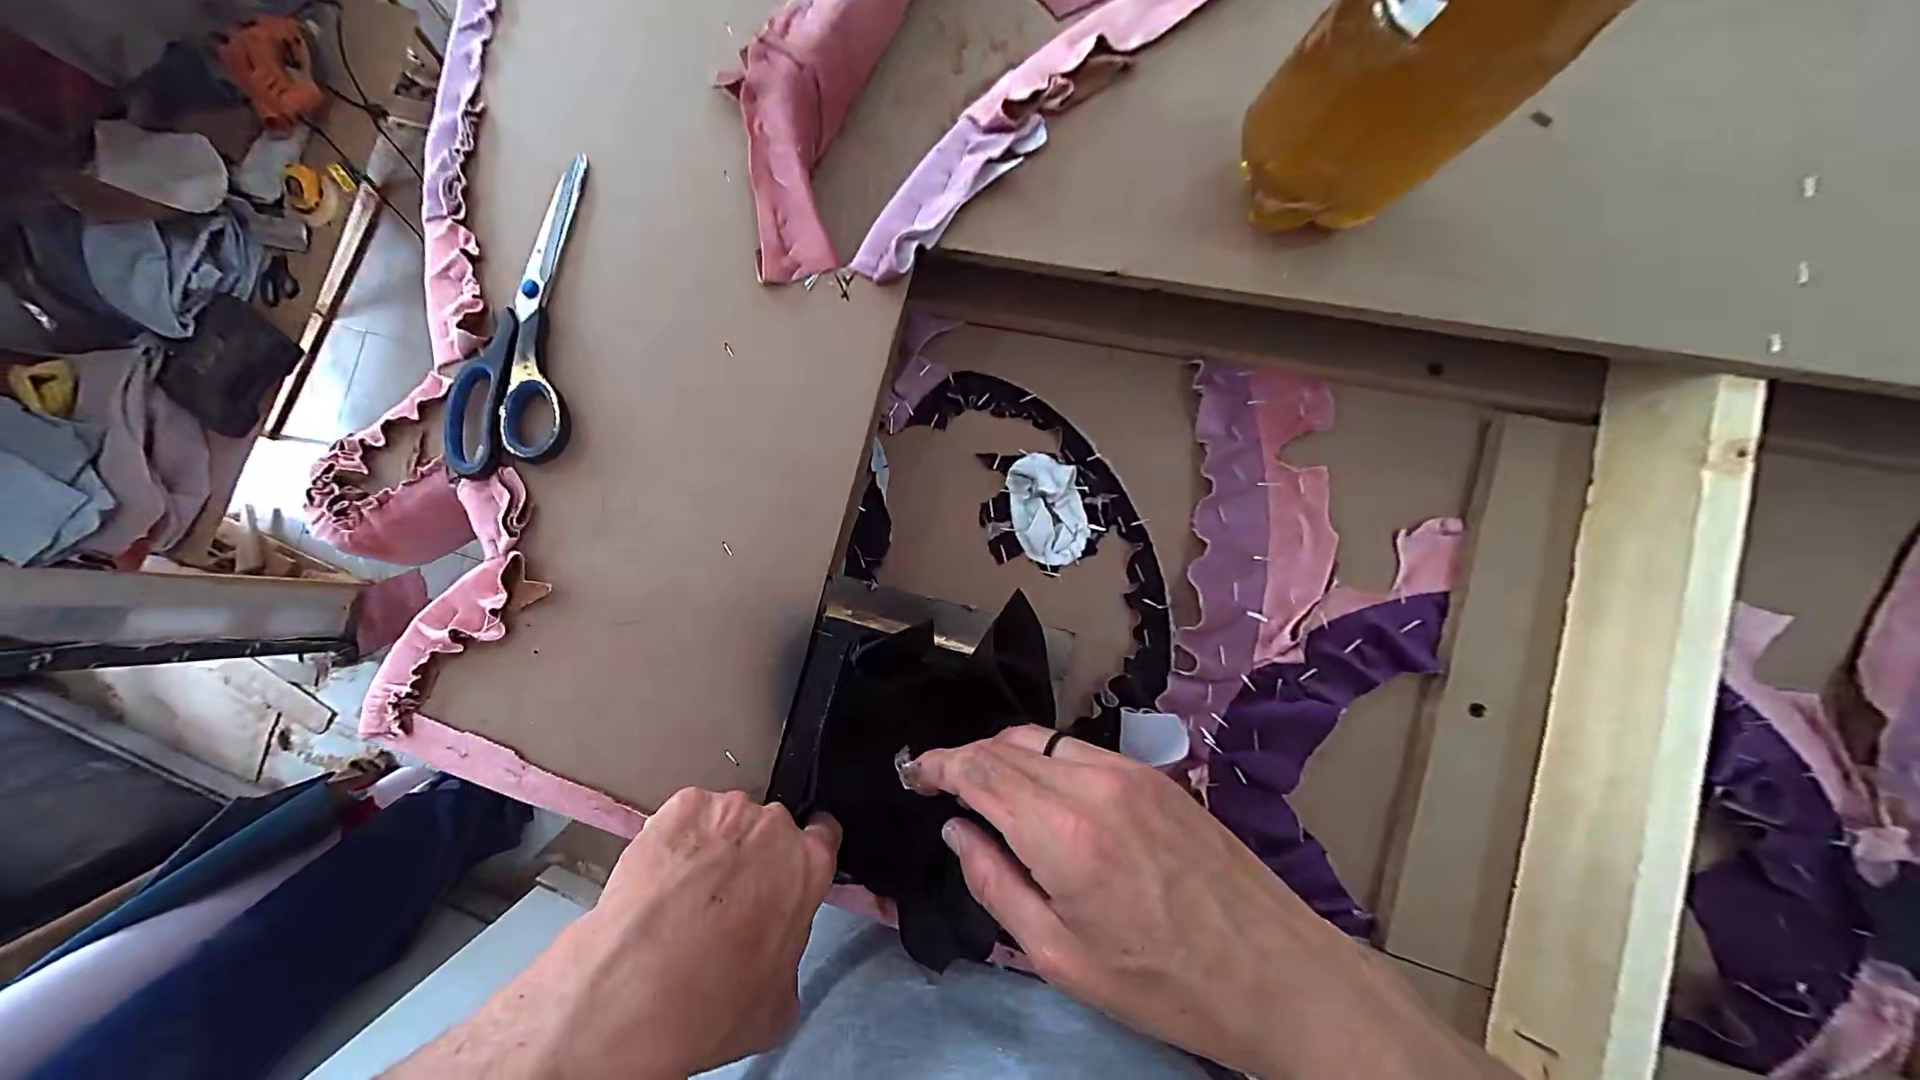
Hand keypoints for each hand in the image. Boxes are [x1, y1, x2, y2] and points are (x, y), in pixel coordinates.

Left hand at [387, 789, 839, 1079]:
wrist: (629, 992)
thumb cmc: (709, 1005)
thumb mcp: (778, 1004)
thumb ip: (791, 949)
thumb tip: (776, 943)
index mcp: (810, 866)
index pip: (824, 835)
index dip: (804, 853)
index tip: (785, 869)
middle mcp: (776, 826)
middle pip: (771, 828)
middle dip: (754, 854)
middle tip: (724, 895)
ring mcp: (727, 809)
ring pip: (728, 818)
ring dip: (714, 843)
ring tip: (681, 887)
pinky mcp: (681, 805)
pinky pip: (689, 813)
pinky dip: (677, 835)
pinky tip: (660, 873)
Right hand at [904, 726, 1508, 1079]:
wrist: (1275, 970)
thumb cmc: (1160, 982)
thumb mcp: (1059, 956)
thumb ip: (994, 882)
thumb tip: (956, 830)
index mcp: (1063, 834)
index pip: (980, 770)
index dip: (938, 764)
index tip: (913, 773)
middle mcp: (1093, 784)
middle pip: (1006, 743)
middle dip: (965, 757)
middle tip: (942, 785)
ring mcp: (1129, 770)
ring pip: (1041, 738)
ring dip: (1004, 754)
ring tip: (987, 788)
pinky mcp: (1154, 773)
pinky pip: (1078, 749)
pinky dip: (1044, 758)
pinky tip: (1043, 790)